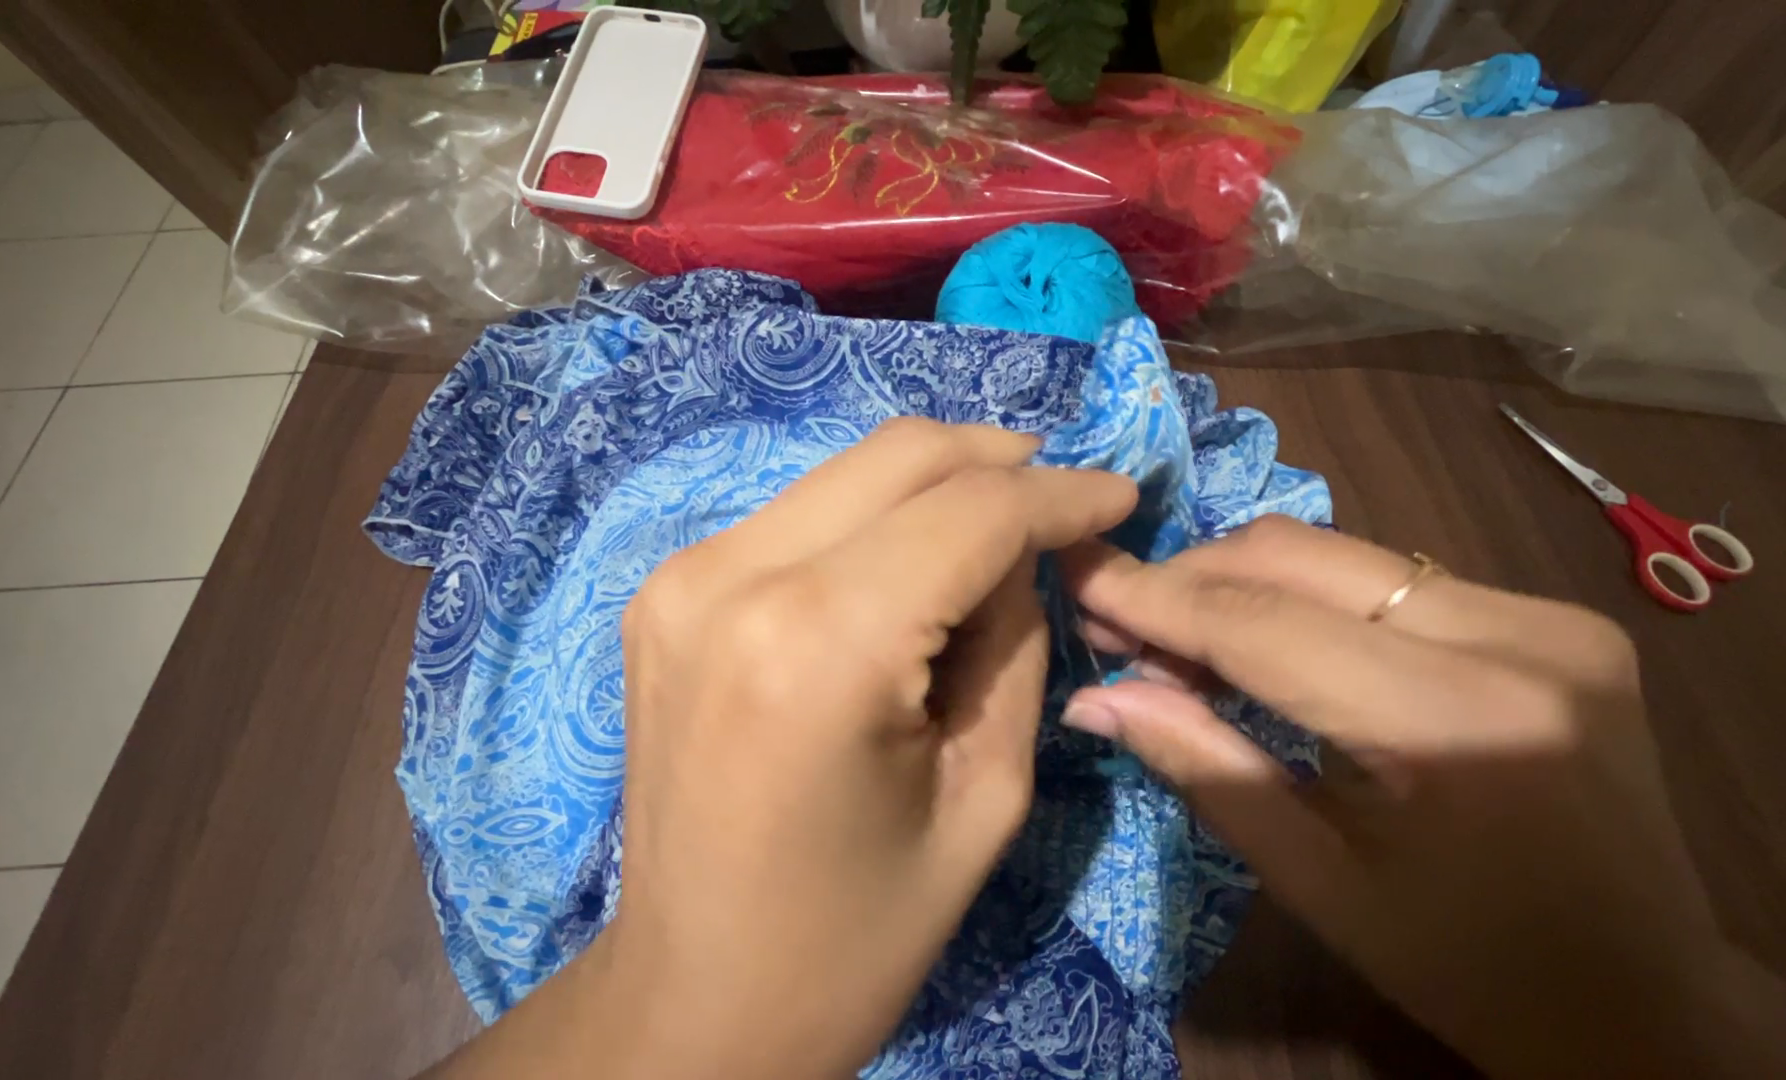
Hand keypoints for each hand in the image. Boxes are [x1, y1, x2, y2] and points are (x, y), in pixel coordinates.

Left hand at [421, 418, 1135, 1079]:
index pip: (969, 512)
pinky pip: (796, 517)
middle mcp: (732, 578)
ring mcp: (682, 577)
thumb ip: (1014, 640)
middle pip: (898, 457)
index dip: (1059, 492)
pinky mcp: (664, 592)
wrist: (698, 994)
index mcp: (819, 642)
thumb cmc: (858, 930)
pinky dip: (869, 521)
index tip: (1120, 490)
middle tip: (1063, 495)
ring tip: (998, 530)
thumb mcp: (984, 791)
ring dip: (934, 486)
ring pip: (844, 474)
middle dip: (998, 460)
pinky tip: (910, 562)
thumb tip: (1025, 549)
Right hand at [1059, 516, 1785, 1079]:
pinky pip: (1375, 573)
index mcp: (1457, 720)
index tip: (1073, 570)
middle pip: (1292, 557)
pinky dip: (1295, 596)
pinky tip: (1259, 640)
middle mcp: (1514, 636)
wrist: (1649, 998)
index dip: (1151, 596)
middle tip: (1114, 623)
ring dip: (1234, 584)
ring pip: (1330, 551)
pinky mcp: (1544, 613)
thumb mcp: (1314, 880)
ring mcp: (1542, 613)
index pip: (1259, 625)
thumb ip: (1198, 764)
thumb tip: (1088, 699)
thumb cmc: (1466, 964)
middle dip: (1185, 580)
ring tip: (1174, 636)